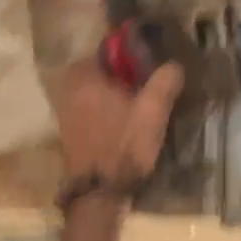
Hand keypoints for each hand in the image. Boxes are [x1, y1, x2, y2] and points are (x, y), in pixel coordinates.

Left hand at [48, 60, 185, 183]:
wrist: (100, 191)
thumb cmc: (124, 145)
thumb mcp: (153, 111)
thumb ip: (165, 81)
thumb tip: (174, 64)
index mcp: (84, 75)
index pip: (112, 49)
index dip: (136, 54)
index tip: (156, 64)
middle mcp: (68, 86)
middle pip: (106, 69)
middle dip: (129, 74)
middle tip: (154, 86)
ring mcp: (65, 108)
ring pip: (100, 88)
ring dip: (120, 92)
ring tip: (146, 103)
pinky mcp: (70, 127)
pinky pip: (94, 105)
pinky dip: (111, 107)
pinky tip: (130, 119)